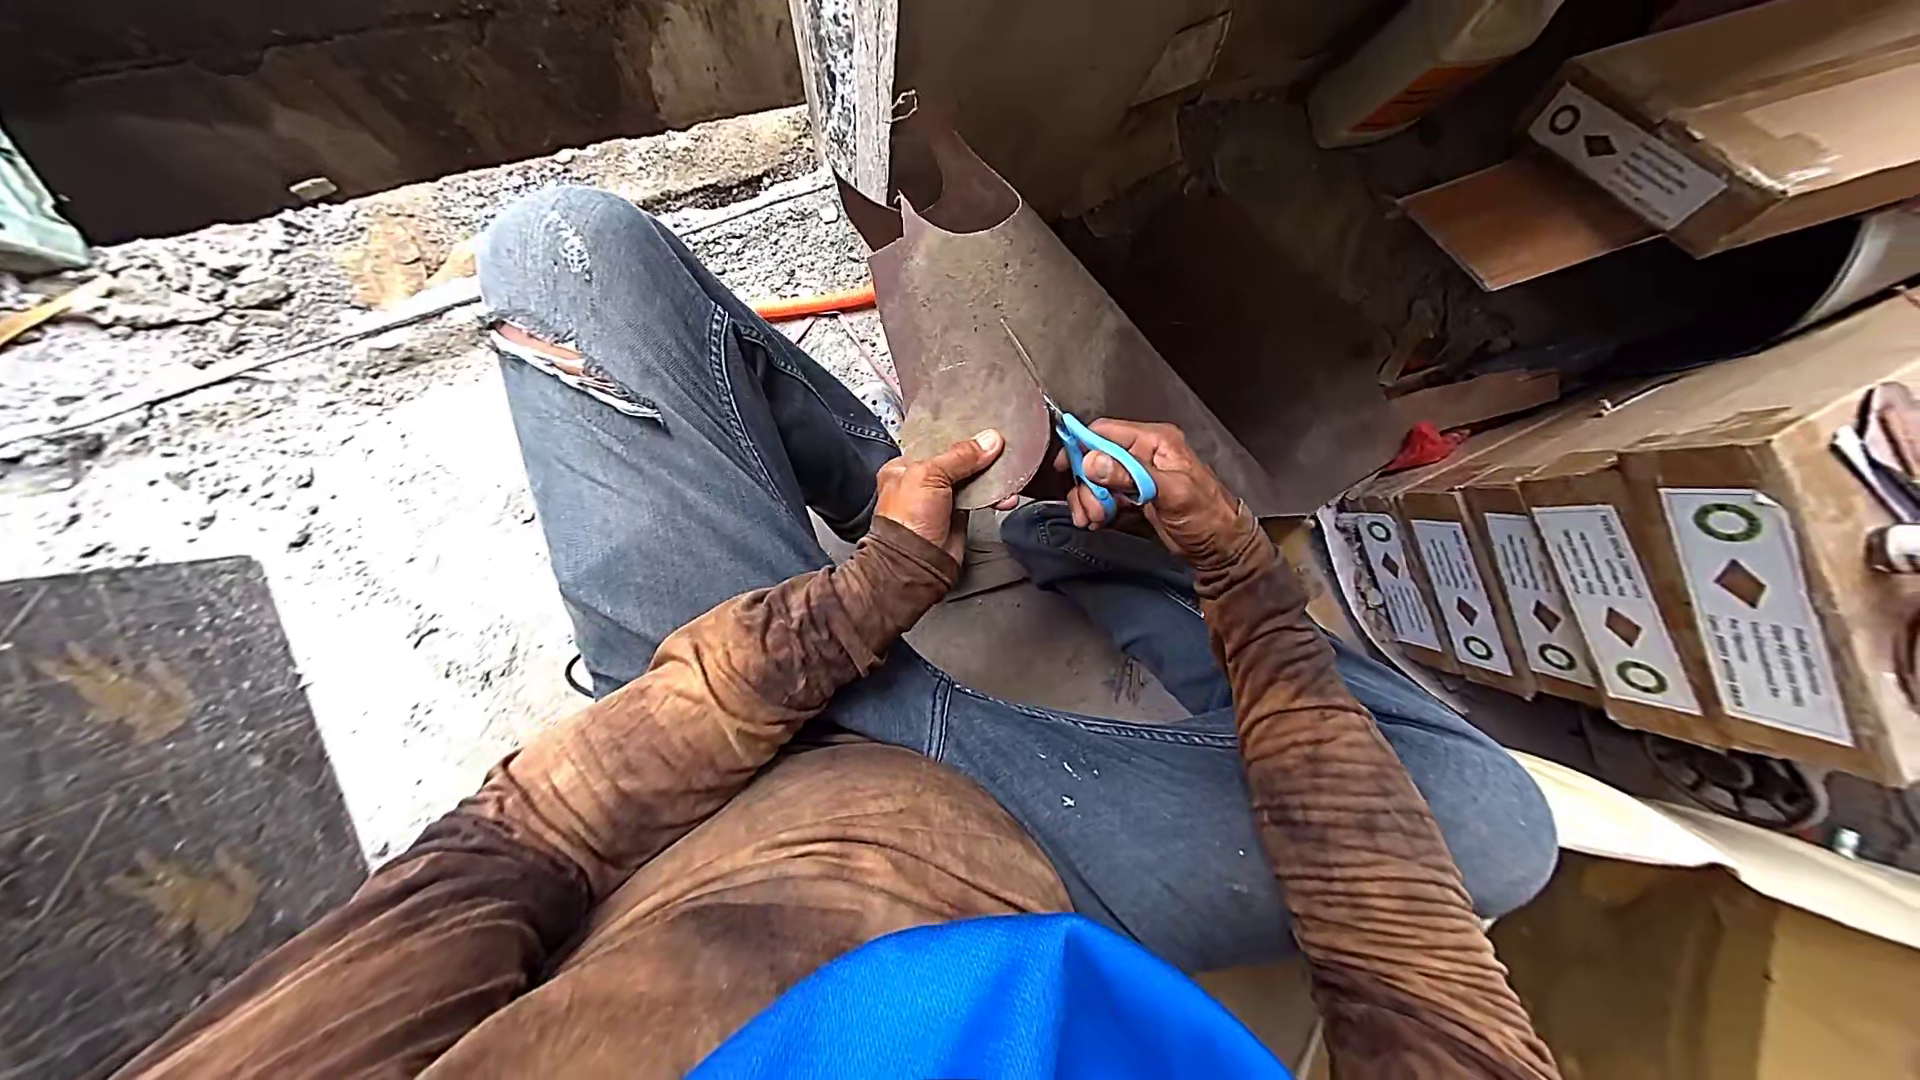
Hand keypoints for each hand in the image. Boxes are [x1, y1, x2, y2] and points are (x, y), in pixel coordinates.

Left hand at [874, 429, 1006, 561]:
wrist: (917, 563)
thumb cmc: (907, 520)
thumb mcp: (929, 476)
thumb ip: (960, 456)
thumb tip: (989, 440)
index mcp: (904, 466)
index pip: (935, 442)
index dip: (958, 434)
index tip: (981, 427)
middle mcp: (921, 481)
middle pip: (956, 460)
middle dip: (979, 455)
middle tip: (1000, 445)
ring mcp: (940, 499)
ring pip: (972, 479)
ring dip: (991, 476)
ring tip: (1008, 471)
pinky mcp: (958, 515)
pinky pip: (980, 499)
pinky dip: (995, 496)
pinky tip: (1006, 494)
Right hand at [1055, 419, 1243, 563]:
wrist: (1219, 548)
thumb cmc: (1208, 516)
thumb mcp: (1171, 492)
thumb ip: (1130, 475)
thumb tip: (1094, 462)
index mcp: (1155, 442)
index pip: (1106, 432)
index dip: (1082, 446)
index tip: (1066, 466)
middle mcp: (1141, 455)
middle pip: (1093, 458)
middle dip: (1086, 483)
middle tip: (1091, 505)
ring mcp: (1134, 476)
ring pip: (1093, 480)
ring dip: (1087, 500)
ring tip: (1095, 518)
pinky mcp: (1130, 497)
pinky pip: (1100, 497)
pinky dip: (1093, 509)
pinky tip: (1096, 521)